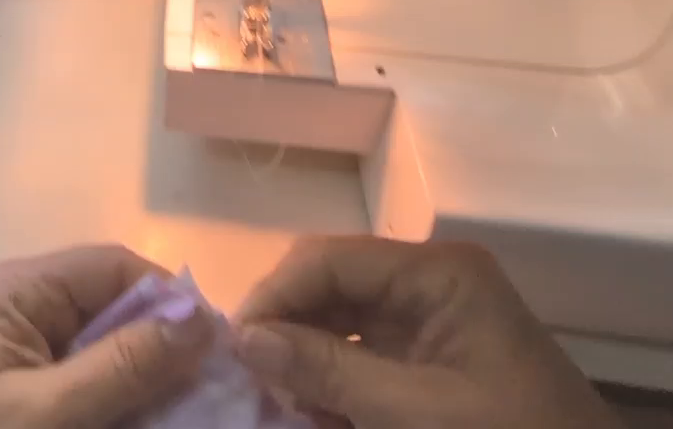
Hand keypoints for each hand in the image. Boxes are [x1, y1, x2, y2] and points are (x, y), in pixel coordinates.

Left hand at [0, 245, 215, 428]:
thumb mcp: (49, 416)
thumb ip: (124, 367)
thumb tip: (203, 318)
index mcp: (20, 289)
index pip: (111, 267)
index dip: (168, 297)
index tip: (219, 347)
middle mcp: (29, 306)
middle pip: (116, 306)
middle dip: (165, 345)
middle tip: (217, 390)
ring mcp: (32, 349)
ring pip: (113, 348)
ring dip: (153, 380)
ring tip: (200, 409)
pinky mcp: (36, 390)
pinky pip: (97, 382)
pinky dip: (129, 403)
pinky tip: (157, 421)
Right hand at [233, 237, 620, 428]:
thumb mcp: (419, 417)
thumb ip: (328, 371)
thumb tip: (242, 338)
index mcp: (438, 272)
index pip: (331, 259)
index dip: (276, 294)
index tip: (235, 345)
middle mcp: (430, 280)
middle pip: (332, 284)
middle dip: (287, 327)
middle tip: (249, 377)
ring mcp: (432, 320)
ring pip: (341, 321)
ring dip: (304, 358)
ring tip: (276, 402)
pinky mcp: (433, 360)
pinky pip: (364, 355)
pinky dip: (334, 383)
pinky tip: (313, 413)